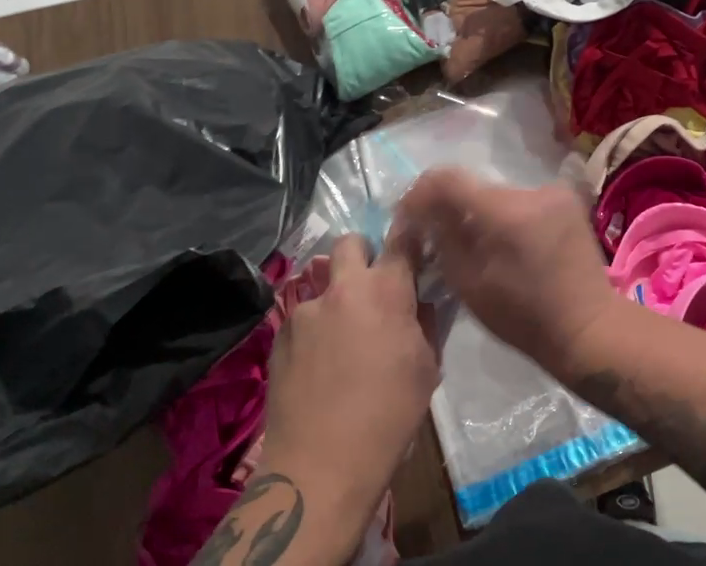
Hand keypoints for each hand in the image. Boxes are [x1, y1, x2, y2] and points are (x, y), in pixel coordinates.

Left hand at [259, 234, 437, 526]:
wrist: (320, 467)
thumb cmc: (389, 417)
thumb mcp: (427, 370)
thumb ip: (424, 325)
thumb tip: (419, 305)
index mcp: (386, 291)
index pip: (402, 240)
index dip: (411, 239)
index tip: (416, 251)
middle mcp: (342, 289)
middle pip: (350, 243)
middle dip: (363, 254)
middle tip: (373, 287)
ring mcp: (304, 312)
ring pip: (322, 284)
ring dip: (336, 298)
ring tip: (342, 338)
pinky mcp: (278, 338)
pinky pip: (302, 318)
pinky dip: (314, 329)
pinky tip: (319, 364)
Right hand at [393, 168, 621, 377]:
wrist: (587, 326)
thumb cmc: (523, 316)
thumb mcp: (469, 284)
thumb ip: (442, 239)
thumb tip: (422, 212)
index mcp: (504, 211)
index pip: (447, 179)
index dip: (420, 193)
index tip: (409, 217)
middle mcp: (530, 190)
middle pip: (475, 188)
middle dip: (452, 208)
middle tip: (438, 236)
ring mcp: (553, 193)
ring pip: (499, 195)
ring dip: (482, 213)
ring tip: (475, 245)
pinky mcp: (567, 201)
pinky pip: (523, 202)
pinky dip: (507, 217)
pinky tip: (507, 245)